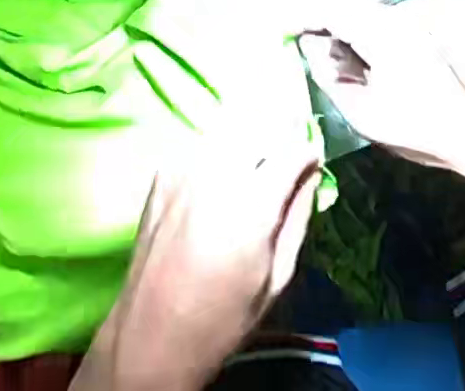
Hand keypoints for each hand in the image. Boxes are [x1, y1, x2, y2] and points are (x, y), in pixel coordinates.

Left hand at [75, 119, 320, 390]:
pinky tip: (218, 174)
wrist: (152, 335)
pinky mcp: (162, 172)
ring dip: (247, 137)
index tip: (312, 160)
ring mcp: (185, 169)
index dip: (307, 152)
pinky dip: (217, 149)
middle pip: (259, 129)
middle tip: (283, 158)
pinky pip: (200, 144)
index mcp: (252, 205)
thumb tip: (312, 174)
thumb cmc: (224, 317)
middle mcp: (218, 175)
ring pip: (227, 129)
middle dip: (278, 138)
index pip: (291, 151)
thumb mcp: (277, 276)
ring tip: (252, 161)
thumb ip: (298, 216)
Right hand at [295, 0, 464, 175]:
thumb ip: (330, 77)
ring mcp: (406, 25)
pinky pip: (371, 23)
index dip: (300, 14)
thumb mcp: (363, 112)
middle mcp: (395, 19)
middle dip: (312, 14)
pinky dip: (349, 32)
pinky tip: (338, 50)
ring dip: (330, 23)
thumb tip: (309, 52)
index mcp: (382, 32)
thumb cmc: (420, 129)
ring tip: (306, 39)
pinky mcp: (412, 36)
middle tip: (286, 28)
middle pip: (343, 4)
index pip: (331, 10)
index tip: (277, 24)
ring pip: (357, 12)